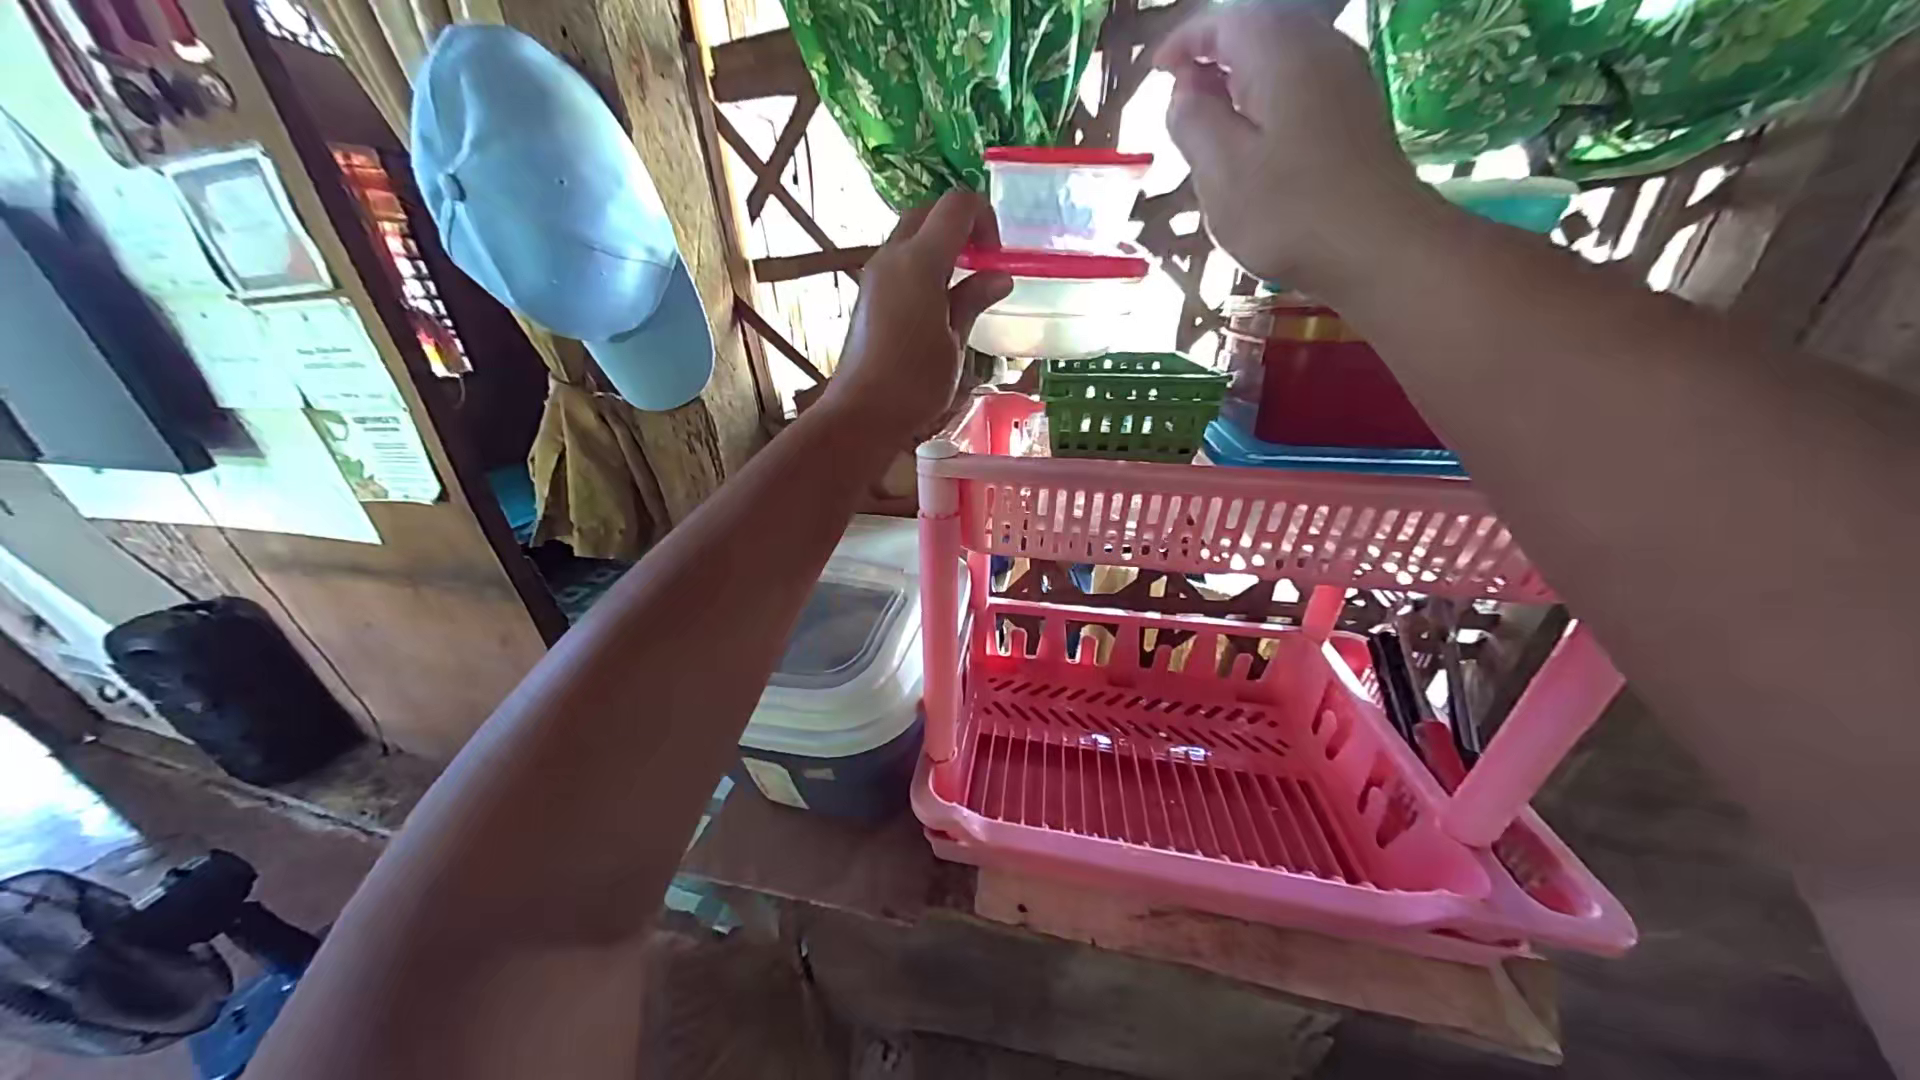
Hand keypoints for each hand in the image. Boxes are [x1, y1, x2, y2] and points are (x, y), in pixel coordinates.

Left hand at [819, 192, 1012, 445]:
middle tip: (982, 262)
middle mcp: (892, 257)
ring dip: (939, 246)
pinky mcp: (867, 296)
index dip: (983, 217)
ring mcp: (875, 276)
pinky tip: (939, 303)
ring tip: (963, 285)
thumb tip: (999, 276)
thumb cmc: (916, 383)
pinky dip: (922, 267)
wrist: (862, 414)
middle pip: (928, 213)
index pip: (956, 205)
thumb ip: (973, 301)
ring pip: (910, 237)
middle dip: (959, 226)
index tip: (997, 255)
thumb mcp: (955, 343)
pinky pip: (899, 264)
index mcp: (919, 261)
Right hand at [1154, 3, 1437, 291]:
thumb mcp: (1219, 170)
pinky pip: (1300, 87)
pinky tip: (1253, 142)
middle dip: (1213, 59)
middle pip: (1256, 31)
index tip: (1156, 71)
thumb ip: (1192, 120)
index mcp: (1279, 51)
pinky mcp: (1355, 114)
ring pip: (1280, 60)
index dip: (1183, 42)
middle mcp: (1319, 47)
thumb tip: (1184, 90)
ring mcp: (1345, 79)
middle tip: (1180, 101)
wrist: (1375, 247)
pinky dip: (1266, 101)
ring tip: (1210, 124)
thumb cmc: (1286, 211)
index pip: (1222, 21)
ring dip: (1240, 82)